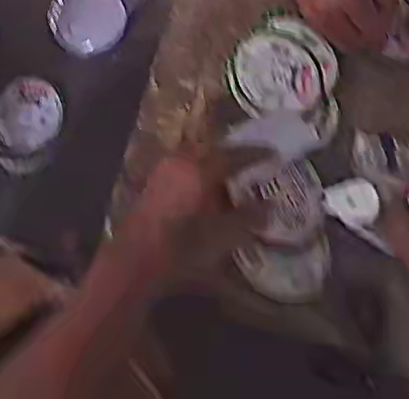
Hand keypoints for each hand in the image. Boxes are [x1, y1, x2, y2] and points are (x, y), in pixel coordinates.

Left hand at [129, 146, 266, 272]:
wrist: (136, 260)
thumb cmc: (183, 247)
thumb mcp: (221, 237)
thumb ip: (247, 219)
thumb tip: (270, 206)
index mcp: (201, 168)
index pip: (234, 154)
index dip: (255, 154)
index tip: (272, 153)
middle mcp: (182, 160)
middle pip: (212, 149)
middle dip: (232, 154)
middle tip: (249, 162)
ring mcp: (165, 169)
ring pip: (195, 155)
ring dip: (212, 160)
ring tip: (228, 174)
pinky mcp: (153, 181)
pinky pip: (182, 164)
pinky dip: (197, 169)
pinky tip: (203, 186)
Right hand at [279, 0, 386, 51]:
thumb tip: (390, 12)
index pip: (372, 28)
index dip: (384, 29)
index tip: (388, 21)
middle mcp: (331, 14)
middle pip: (358, 43)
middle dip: (372, 39)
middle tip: (377, 28)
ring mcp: (317, 20)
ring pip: (344, 45)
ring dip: (356, 41)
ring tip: (361, 27)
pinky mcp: (308, 20)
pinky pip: (331, 38)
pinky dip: (342, 36)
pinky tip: (345, 23)